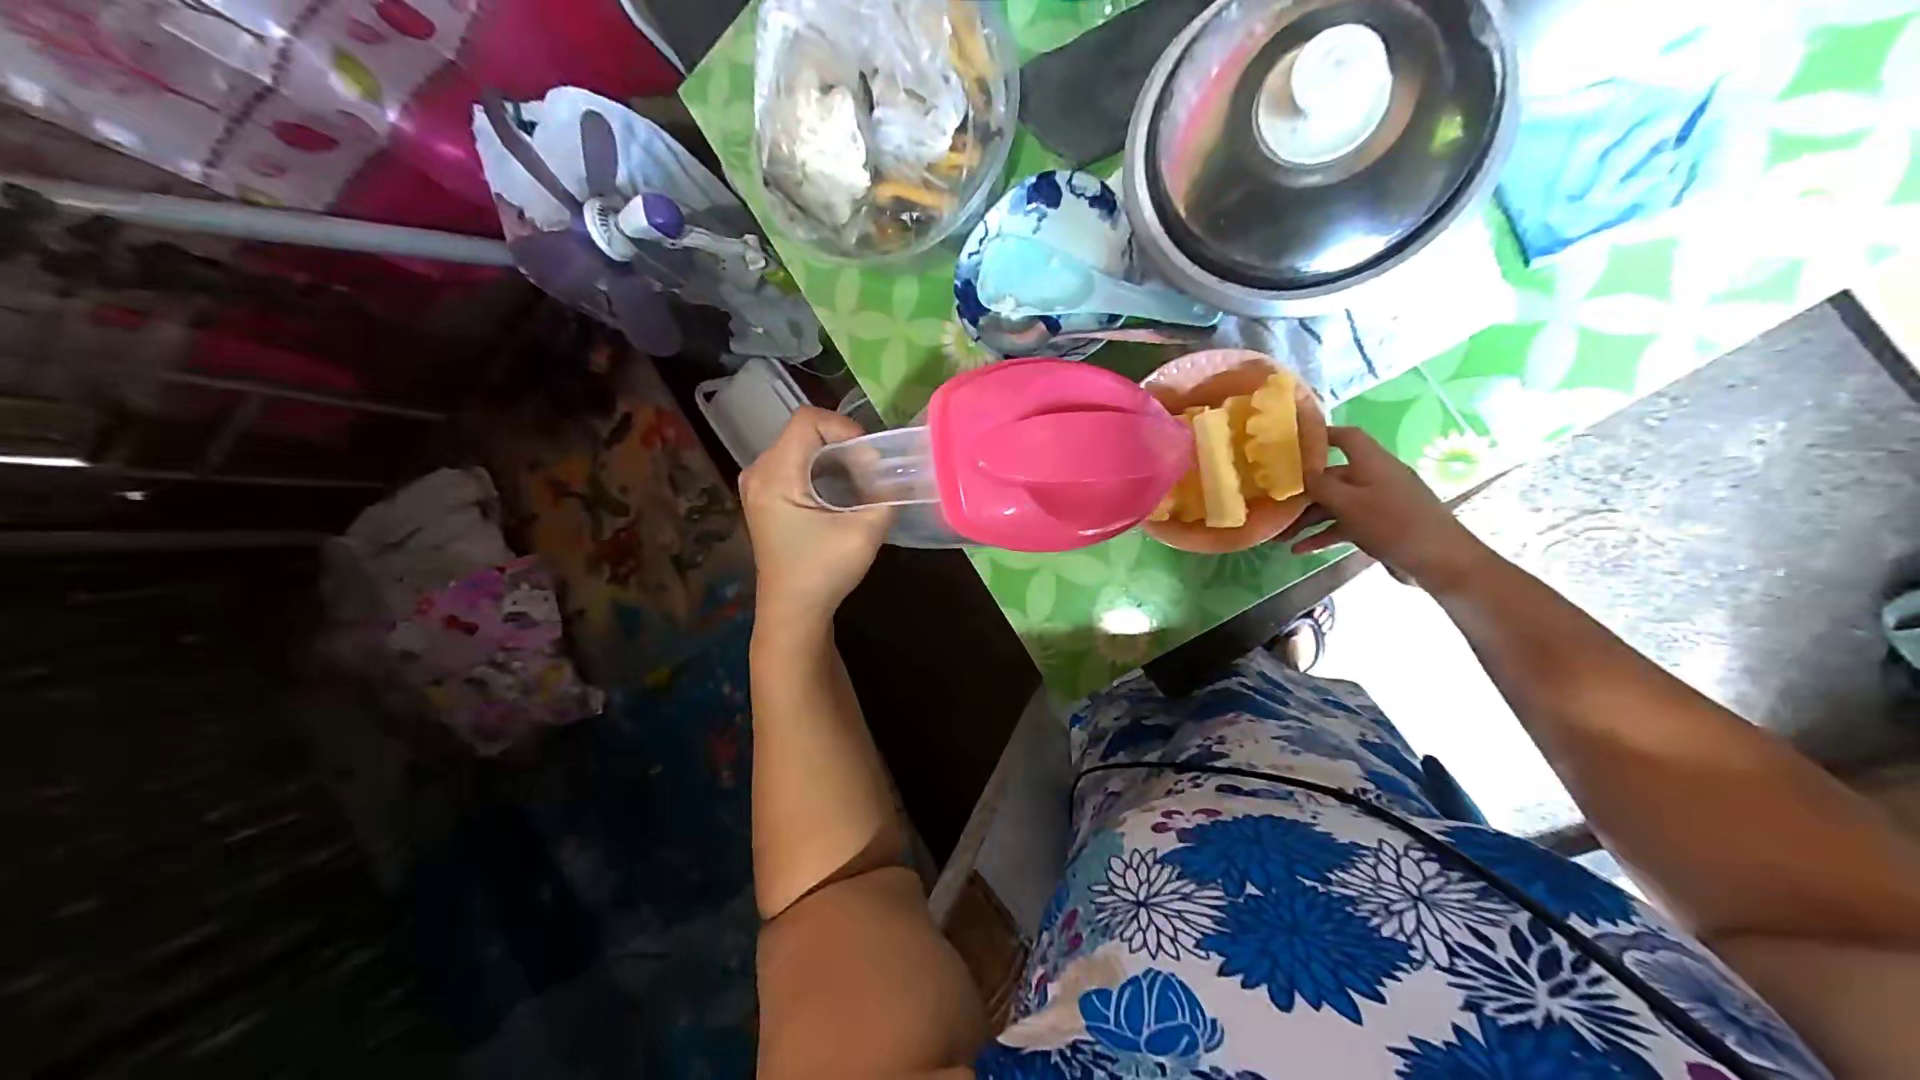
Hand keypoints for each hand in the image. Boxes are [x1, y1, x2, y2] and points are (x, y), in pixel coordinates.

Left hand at [739, 407, 892, 628]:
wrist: (793, 612)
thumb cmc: (822, 573)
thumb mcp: (864, 533)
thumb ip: (887, 497)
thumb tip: (898, 475)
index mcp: (774, 474)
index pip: (807, 420)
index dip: (844, 428)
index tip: (868, 459)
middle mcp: (758, 471)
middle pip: (804, 432)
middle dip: (843, 446)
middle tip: (871, 474)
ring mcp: (758, 484)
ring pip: (802, 447)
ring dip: (835, 459)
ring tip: (860, 484)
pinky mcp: (766, 497)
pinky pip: (795, 464)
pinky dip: (822, 470)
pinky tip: (842, 494)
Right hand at [1277, 426, 1495, 592]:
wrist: (1438, 559)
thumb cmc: (1392, 522)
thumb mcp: (1348, 503)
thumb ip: (1319, 486)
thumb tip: (1298, 473)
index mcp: (1371, 463)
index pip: (1346, 437)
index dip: (1321, 436)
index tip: (1292, 444)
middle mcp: (1373, 478)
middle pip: (1331, 478)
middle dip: (1301, 494)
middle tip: (1273, 506)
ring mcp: (1376, 503)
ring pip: (1333, 505)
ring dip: (1307, 520)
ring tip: (1280, 537)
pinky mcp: (1378, 525)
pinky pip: (1343, 525)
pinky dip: (1322, 535)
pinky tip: (1300, 550)